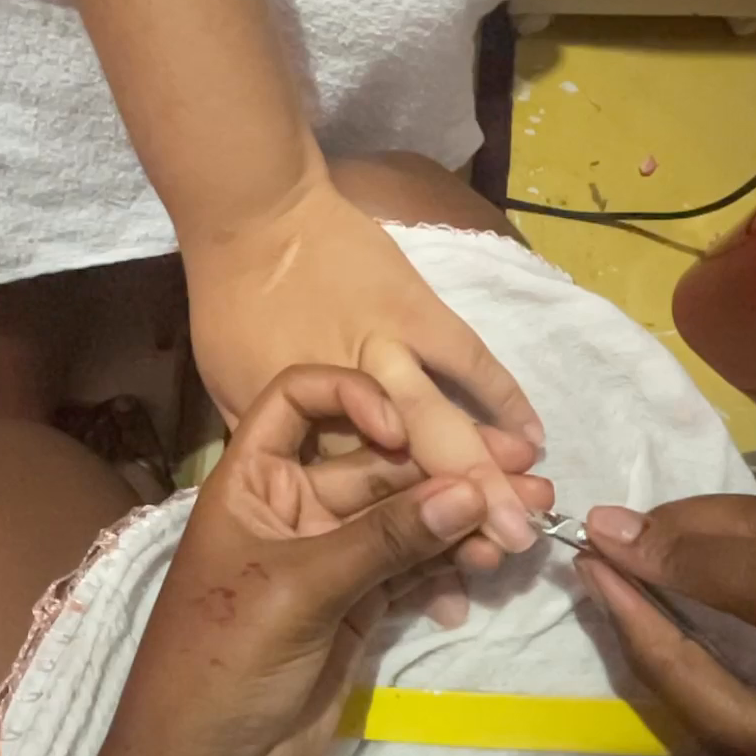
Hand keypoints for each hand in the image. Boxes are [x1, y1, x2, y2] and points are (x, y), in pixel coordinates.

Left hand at [27, 366, 549, 755]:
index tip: (401, 429)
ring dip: (462, 515)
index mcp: (257, 476)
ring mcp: (333, 548)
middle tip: (520, 470)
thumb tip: (469, 492)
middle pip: (375, 462)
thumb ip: (385, 540)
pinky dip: (449, 563)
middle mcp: (297, 499)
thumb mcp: (300, 588)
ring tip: (527, 518)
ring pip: (405, 515)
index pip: (300, 399)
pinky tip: (488, 566)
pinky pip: (413, 564)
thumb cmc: (226, 656)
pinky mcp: (361, 594)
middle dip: (444, 467)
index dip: (352, 397)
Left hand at [182, 164, 545, 567]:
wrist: (253, 210)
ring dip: (488, 464)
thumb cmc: (229, 302)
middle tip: (509, 545)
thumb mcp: (222, 385)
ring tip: (532, 504)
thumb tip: (296, 483)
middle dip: (458, 507)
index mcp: (293, 414)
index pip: (344, 479)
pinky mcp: (418, 310)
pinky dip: (499, 392)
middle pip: (404, 459)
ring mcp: (386, 347)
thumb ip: (263, 437)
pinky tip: (530, 432)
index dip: (388, 513)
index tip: (428, 543)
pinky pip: (466, 356)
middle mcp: (346, 389)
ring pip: (440, 418)